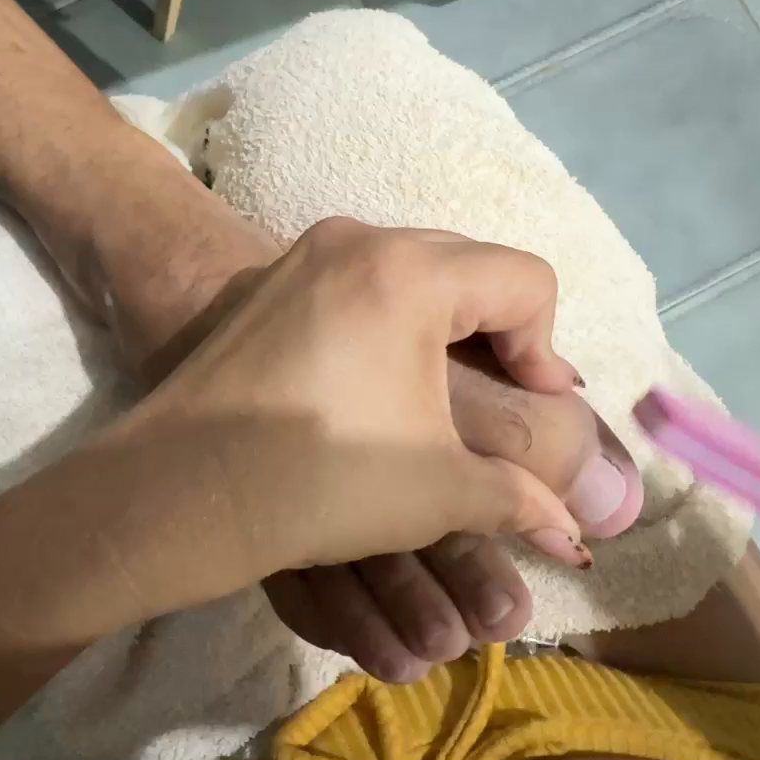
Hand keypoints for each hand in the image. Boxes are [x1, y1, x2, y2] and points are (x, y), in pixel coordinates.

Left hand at [73, 179, 639, 680]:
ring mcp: (302, 256)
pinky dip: (382, 322)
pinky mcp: (265, 283)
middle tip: (493, 405)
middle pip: (466, 266)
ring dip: (439, 328)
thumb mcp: (440, 489)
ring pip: (406, 272)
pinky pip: (353, 284)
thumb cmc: (321, 479)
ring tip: (433, 398)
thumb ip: (524, 493)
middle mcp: (356, 240)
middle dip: (496, 335)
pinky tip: (368, 381)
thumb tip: (578, 520)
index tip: (535, 413)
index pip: (525, 280)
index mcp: (409, 270)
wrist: (180, 487)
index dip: (546, 350)